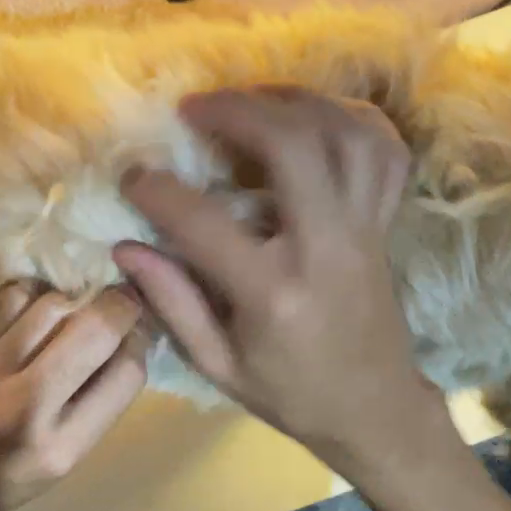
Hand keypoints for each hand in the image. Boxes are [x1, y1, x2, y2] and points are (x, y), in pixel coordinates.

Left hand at [0, 284, 147, 510]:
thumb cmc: (0, 479)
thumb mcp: (61, 463)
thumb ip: (97, 407)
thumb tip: (128, 340)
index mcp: (62, 446)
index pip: (126, 374)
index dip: (139, 343)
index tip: (134, 333)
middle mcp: (28, 406)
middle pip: (94, 329)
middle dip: (118, 307)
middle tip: (117, 304)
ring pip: (53, 304)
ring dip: (72, 302)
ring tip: (69, 313)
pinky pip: (11, 297)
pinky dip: (32, 296)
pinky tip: (31, 312)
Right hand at [114, 87, 452, 477]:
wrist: (374, 410)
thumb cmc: (289, 394)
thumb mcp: (218, 364)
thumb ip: (173, 304)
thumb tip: (125, 248)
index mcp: (272, 292)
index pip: (204, 223)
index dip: (158, 191)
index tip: (131, 176)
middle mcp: (324, 247)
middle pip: (292, 146)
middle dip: (237, 111)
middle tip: (194, 107)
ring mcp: (364, 230)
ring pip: (345, 133)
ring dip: (294, 101)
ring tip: (250, 100)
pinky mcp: (384, 224)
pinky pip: (383, 152)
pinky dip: (351, 120)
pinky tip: (313, 117)